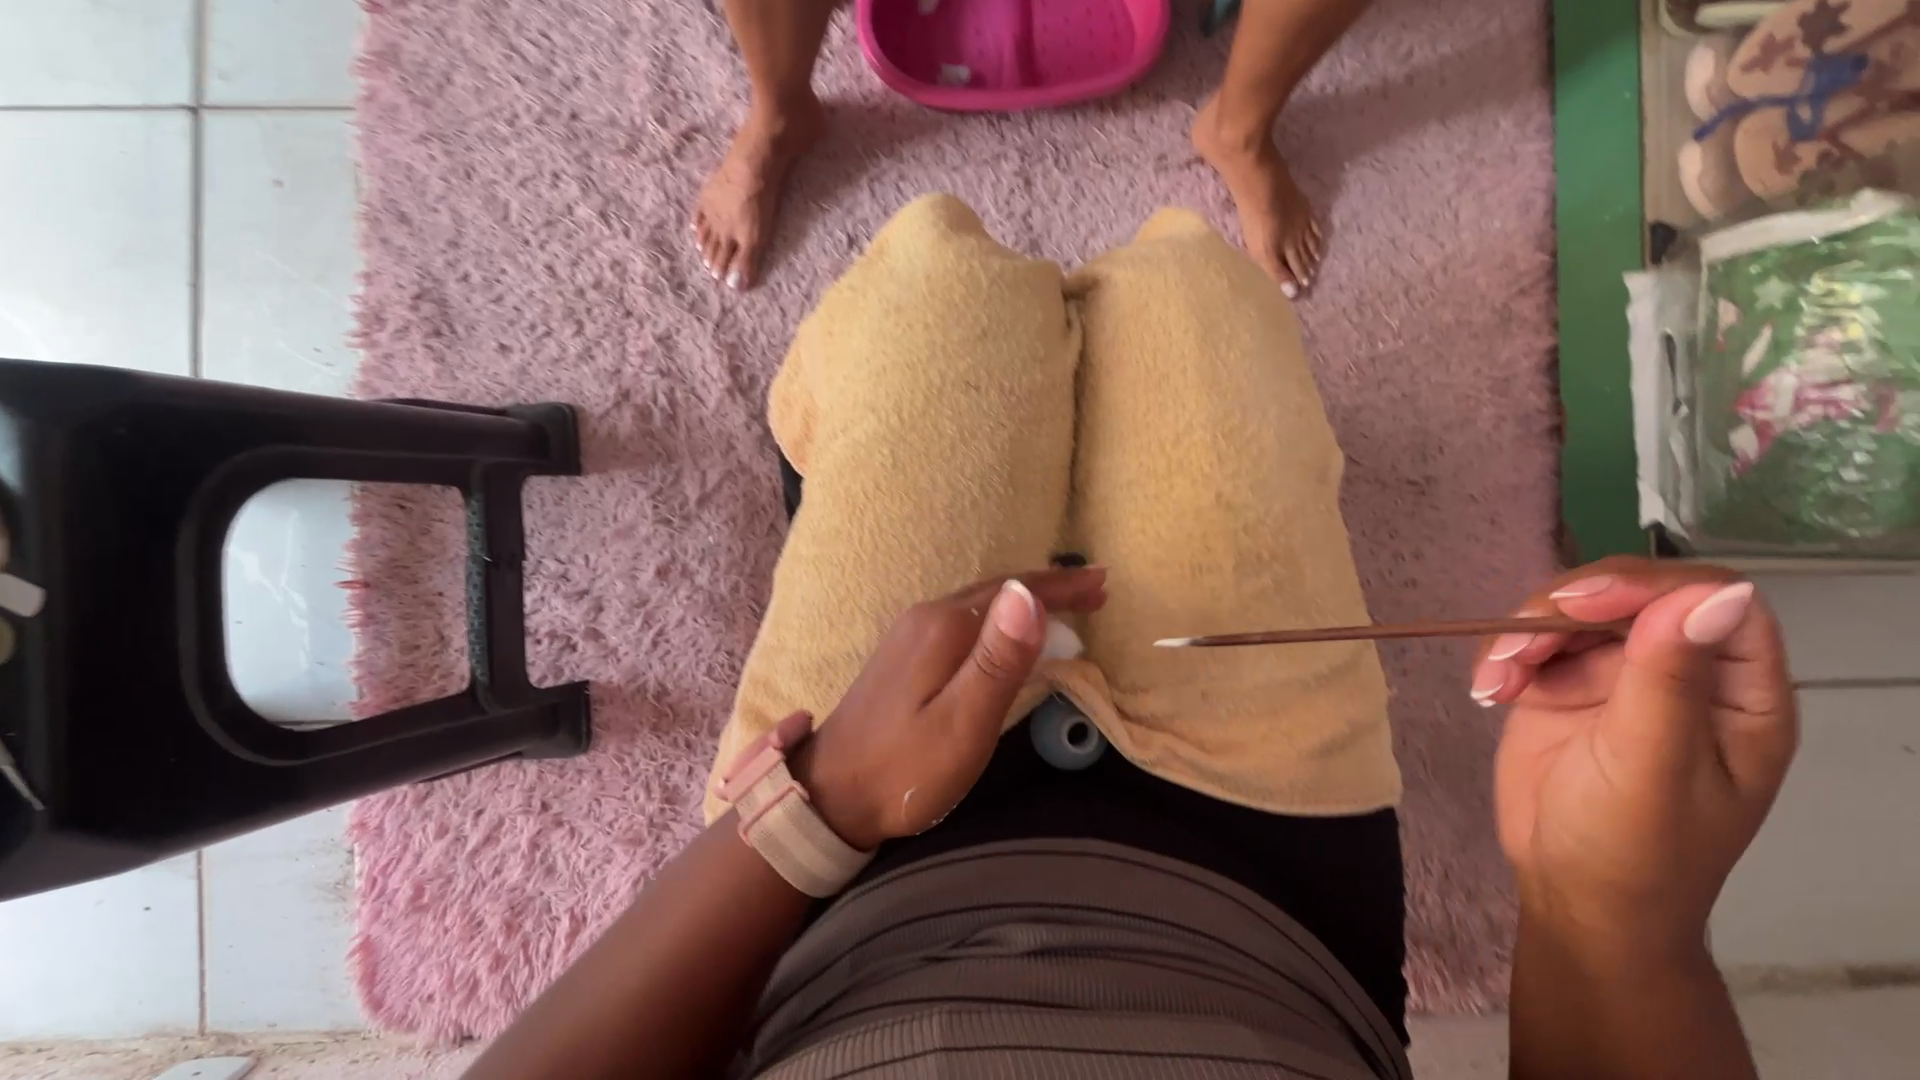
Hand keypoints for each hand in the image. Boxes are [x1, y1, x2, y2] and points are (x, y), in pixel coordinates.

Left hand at [783, 567, 1107, 850]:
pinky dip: (999, 618)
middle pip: (998, 591)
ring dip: (1025, 601)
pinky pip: (964, 619)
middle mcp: (927, 617)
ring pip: (980, 603)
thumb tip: (1030, 593)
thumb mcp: (962, 723)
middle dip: (1049, 589)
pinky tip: (1009, 633)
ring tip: (1066, 608)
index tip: (1104, 582)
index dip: (1062, 587)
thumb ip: (997, 660)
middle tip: (1096, 591)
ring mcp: (911, 633)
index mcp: (945, 627)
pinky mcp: (904, 653)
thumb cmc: (904, 769)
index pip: (1015, 591)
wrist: (829, 794)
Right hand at [1475, 556, 1796, 951]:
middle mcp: (1680, 674)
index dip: (1651, 587)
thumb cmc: (1633, 847)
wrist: (1570, 895)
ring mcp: (1616, 679)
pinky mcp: (1560, 688)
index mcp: (1735, 694)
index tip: (1582, 604)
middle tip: (1520, 641)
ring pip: (1572, 613)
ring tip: (1496, 679)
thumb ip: (1670, 679)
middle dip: (1569, 608)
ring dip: (1524, 634)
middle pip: (1631, 597)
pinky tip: (1488, 691)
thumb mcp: (1650, 765)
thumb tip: (1716, 590)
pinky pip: (1530, 644)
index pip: (1712, 603)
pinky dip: (1501, 657)